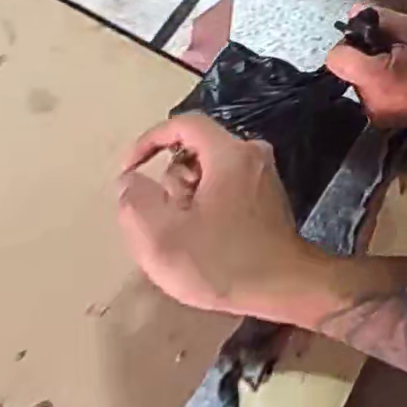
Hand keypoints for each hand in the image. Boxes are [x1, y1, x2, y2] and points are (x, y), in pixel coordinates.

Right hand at [117, 113, 314, 315]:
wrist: (279, 282)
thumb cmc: (220, 261)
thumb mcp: (162, 237)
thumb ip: (137, 202)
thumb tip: (129, 178)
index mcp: (231, 153)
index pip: (186, 124)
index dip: (150, 140)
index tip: (128, 171)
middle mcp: (252, 152)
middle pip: (196, 150)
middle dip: (173, 184)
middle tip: (171, 223)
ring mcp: (262, 171)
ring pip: (208, 170)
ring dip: (188, 197)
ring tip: (190, 235)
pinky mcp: (265, 190)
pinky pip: (224, 182)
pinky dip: (206, 202)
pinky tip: (207, 236)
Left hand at [326, 6, 406, 125]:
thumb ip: (382, 19)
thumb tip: (354, 13)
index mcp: (375, 78)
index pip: (336, 57)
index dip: (351, 42)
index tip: (375, 39)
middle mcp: (368, 102)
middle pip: (346, 71)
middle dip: (364, 57)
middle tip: (395, 51)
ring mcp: (375, 115)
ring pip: (358, 83)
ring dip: (372, 72)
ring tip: (402, 67)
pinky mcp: (383, 121)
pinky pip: (370, 96)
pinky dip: (380, 86)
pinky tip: (404, 81)